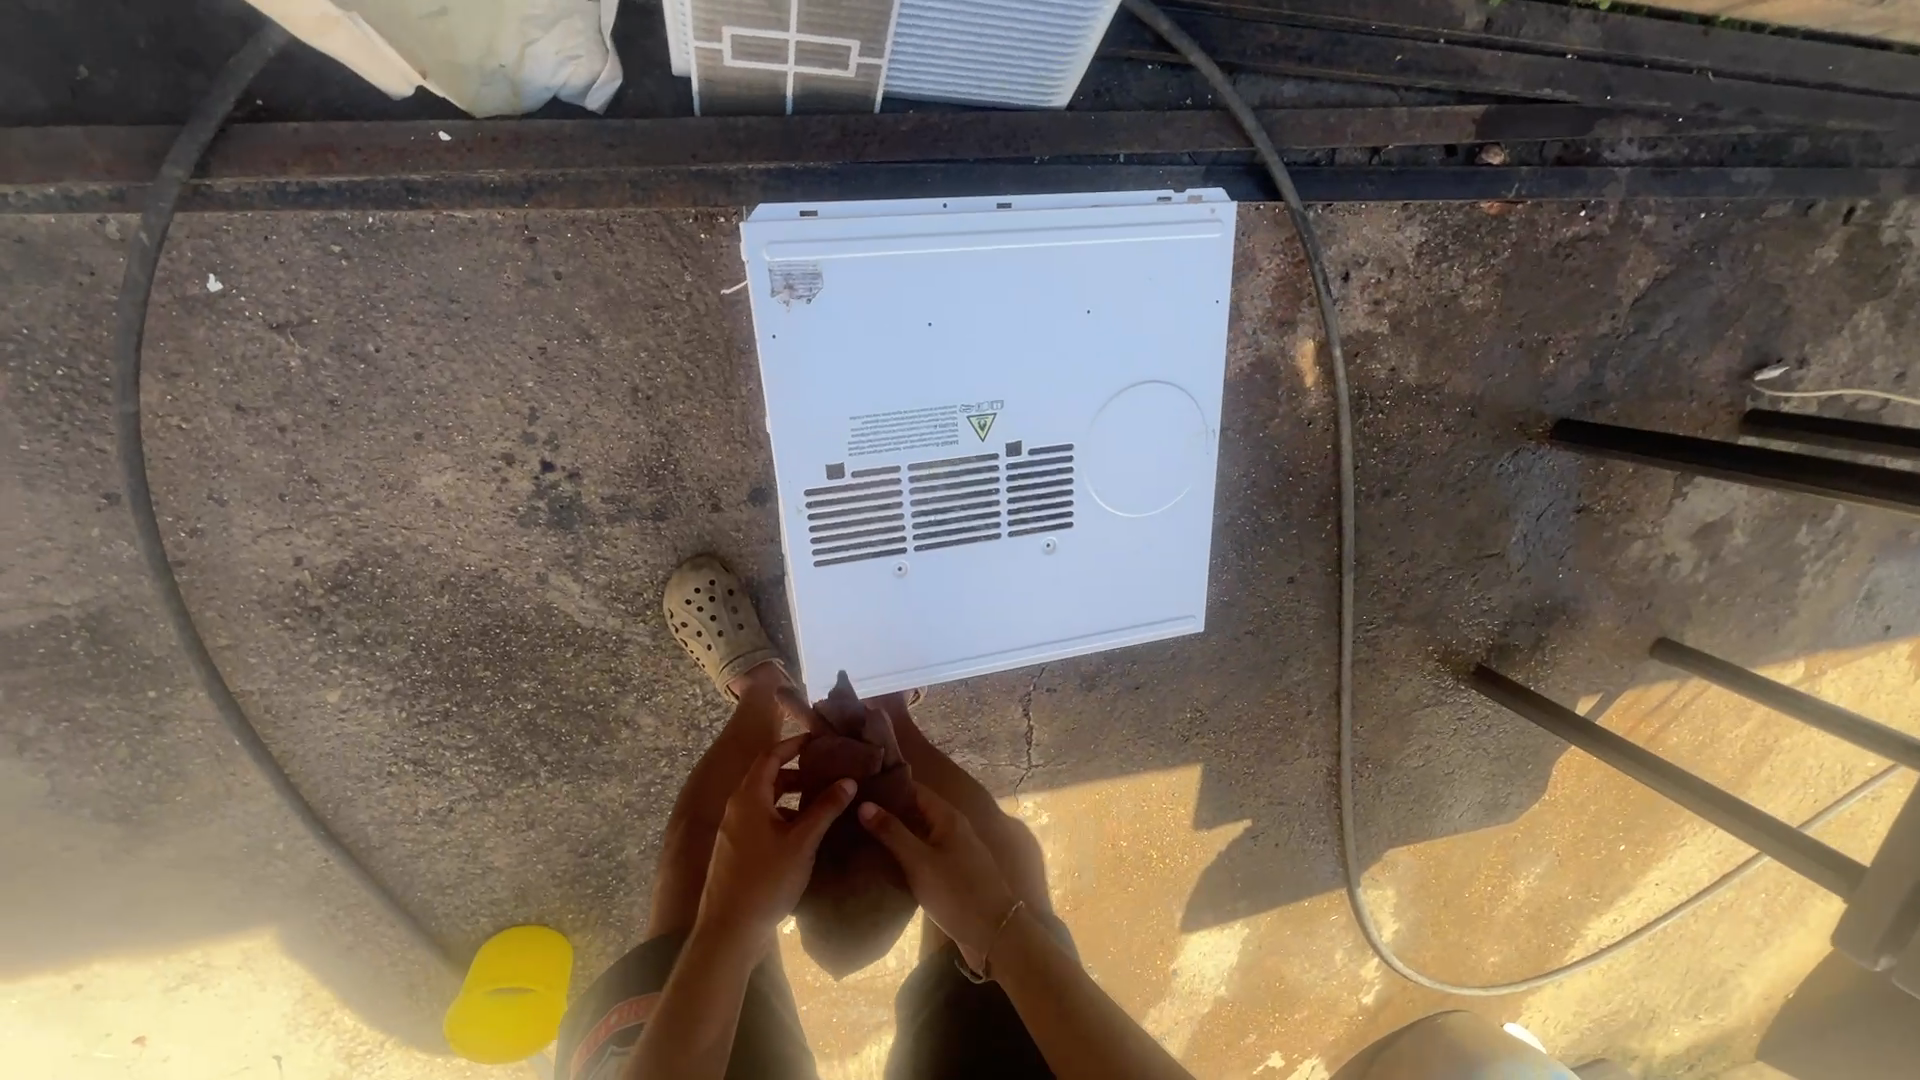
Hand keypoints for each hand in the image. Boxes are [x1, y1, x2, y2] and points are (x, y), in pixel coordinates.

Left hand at [698, 734, 858, 940]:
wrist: (729, 931)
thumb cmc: (766, 880)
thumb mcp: (802, 842)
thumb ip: (825, 808)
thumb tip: (848, 780)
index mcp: (749, 797)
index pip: (770, 756)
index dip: (794, 744)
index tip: (818, 740)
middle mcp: (737, 808)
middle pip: (767, 777)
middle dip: (796, 771)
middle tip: (825, 771)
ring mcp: (733, 831)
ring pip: (764, 801)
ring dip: (790, 796)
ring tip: (820, 800)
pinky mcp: (735, 851)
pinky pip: (760, 820)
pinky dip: (782, 816)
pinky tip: (803, 832)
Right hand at [858, 783, 1018, 969]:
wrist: (993, 932)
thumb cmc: (956, 891)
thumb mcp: (919, 861)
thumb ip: (893, 832)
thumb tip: (864, 804)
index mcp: (948, 817)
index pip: (915, 789)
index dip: (889, 787)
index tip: (861, 787)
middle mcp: (952, 828)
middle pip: (917, 811)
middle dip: (889, 811)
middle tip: (853, 812)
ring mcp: (954, 851)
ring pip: (920, 835)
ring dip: (896, 834)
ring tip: (861, 834)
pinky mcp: (952, 873)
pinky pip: (924, 854)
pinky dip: (906, 854)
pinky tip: (884, 862)